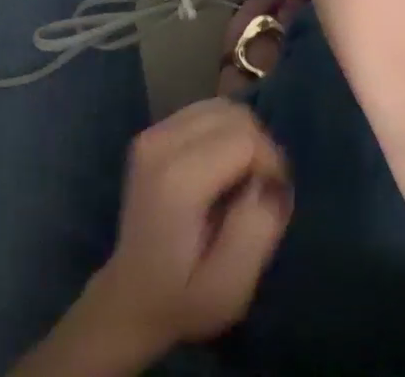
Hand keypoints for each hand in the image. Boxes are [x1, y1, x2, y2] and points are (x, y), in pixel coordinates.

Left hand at [91, 98, 291, 347]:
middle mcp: (158, 144)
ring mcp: (151, 134)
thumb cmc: (183, 297)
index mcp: (177, 180)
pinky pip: (204, 113)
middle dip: (261, 147)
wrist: (131, 294)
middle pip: (234, 115)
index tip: (272, 201)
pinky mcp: (151, 134)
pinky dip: (225, 133)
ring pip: (220, 108)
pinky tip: (223, 168)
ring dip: (243, 137)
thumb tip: (272, 184)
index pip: (245, 138)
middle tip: (261, 191)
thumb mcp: (231, 286)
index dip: (272, 165)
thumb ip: (257, 230)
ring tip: (244, 179)